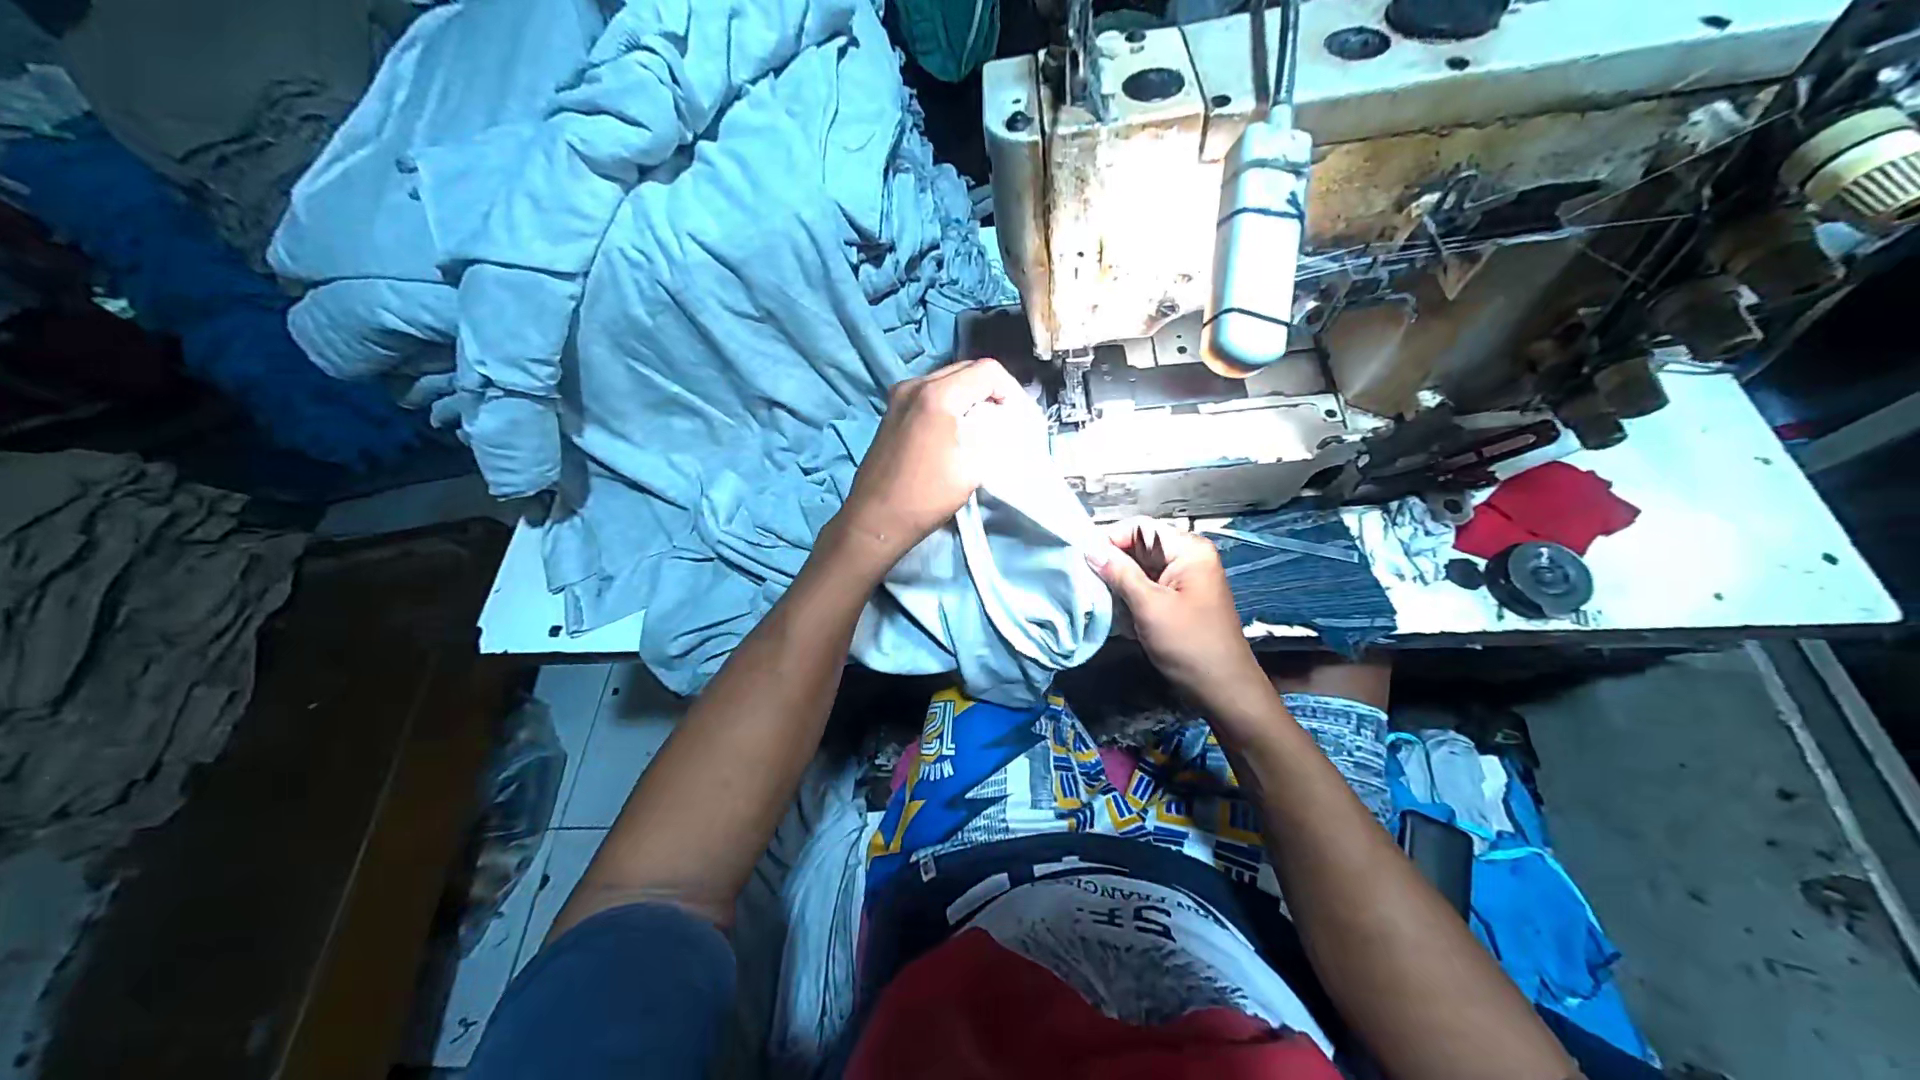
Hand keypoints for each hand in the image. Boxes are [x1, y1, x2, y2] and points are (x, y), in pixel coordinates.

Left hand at [834, 358, 1026, 565]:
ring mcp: (899, 396)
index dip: (1009, 389)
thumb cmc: (925, 497)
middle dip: (990, 390)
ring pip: (947, 379)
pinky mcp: (892, 411)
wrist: (875, 519)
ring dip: (970, 395)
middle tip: (1005, 418)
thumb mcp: (973, 468)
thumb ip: (992, 436)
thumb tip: (1003, 424)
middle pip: (965, 369)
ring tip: (983, 424)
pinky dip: (950, 402)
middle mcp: (914, 386)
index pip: (987, 371)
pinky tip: (957, 429)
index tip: (1016, 414)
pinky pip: (930, 393)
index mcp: (937, 396)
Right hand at [1087, 518, 1269, 711]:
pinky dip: (1129, 599)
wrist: (1222, 690)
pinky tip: (1117, 616)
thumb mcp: (1149, 606)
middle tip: (1086, 583)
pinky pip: (1145, 589)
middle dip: (1112, 565)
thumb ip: (1119, 573)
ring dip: (1118, 585)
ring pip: (1137, 570)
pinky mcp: (1176, 600)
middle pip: (1137, 548)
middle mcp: (1187, 558)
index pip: (1139, 527)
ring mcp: (1182, 580)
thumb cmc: (1189, 645)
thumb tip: (1089, 548)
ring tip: (1100, 601)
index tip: (1083, 561)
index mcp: (1188, 550)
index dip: (1109, 540)